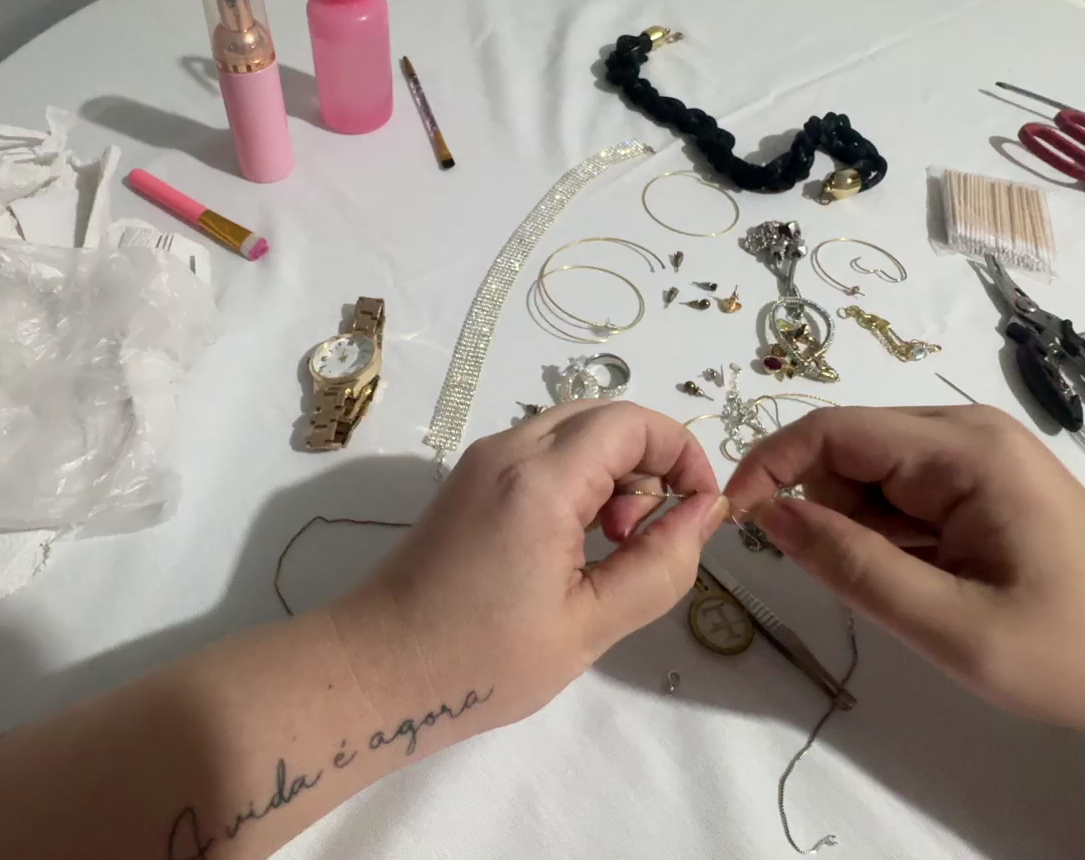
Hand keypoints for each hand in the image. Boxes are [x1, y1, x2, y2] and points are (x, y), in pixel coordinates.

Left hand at [345, 401, 724, 732]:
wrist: (380, 666)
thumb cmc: (484, 658)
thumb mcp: (590, 623)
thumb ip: (661, 563)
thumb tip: (704, 511)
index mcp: (539, 479)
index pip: (631, 421)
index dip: (681, 453)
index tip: (698, 509)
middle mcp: (507, 448)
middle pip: (603, 417)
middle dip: (647, 463)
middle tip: (643, 536)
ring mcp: (483, 458)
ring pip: (572, 431)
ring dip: (610, 472)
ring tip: (607, 545)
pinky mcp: (470, 476)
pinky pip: (541, 451)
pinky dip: (576, 478)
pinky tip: (571, 540)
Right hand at [726, 405, 1084, 737]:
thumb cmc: (1077, 656)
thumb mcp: (953, 628)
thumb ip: (853, 568)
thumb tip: (767, 515)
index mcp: (965, 450)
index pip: (833, 431)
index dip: (772, 466)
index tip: (737, 519)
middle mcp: (962, 430)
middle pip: (844, 448)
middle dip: (822, 508)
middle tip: (851, 578)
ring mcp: (970, 451)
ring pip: (861, 471)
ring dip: (854, 525)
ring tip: (909, 585)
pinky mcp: (971, 476)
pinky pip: (890, 488)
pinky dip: (880, 530)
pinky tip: (924, 572)